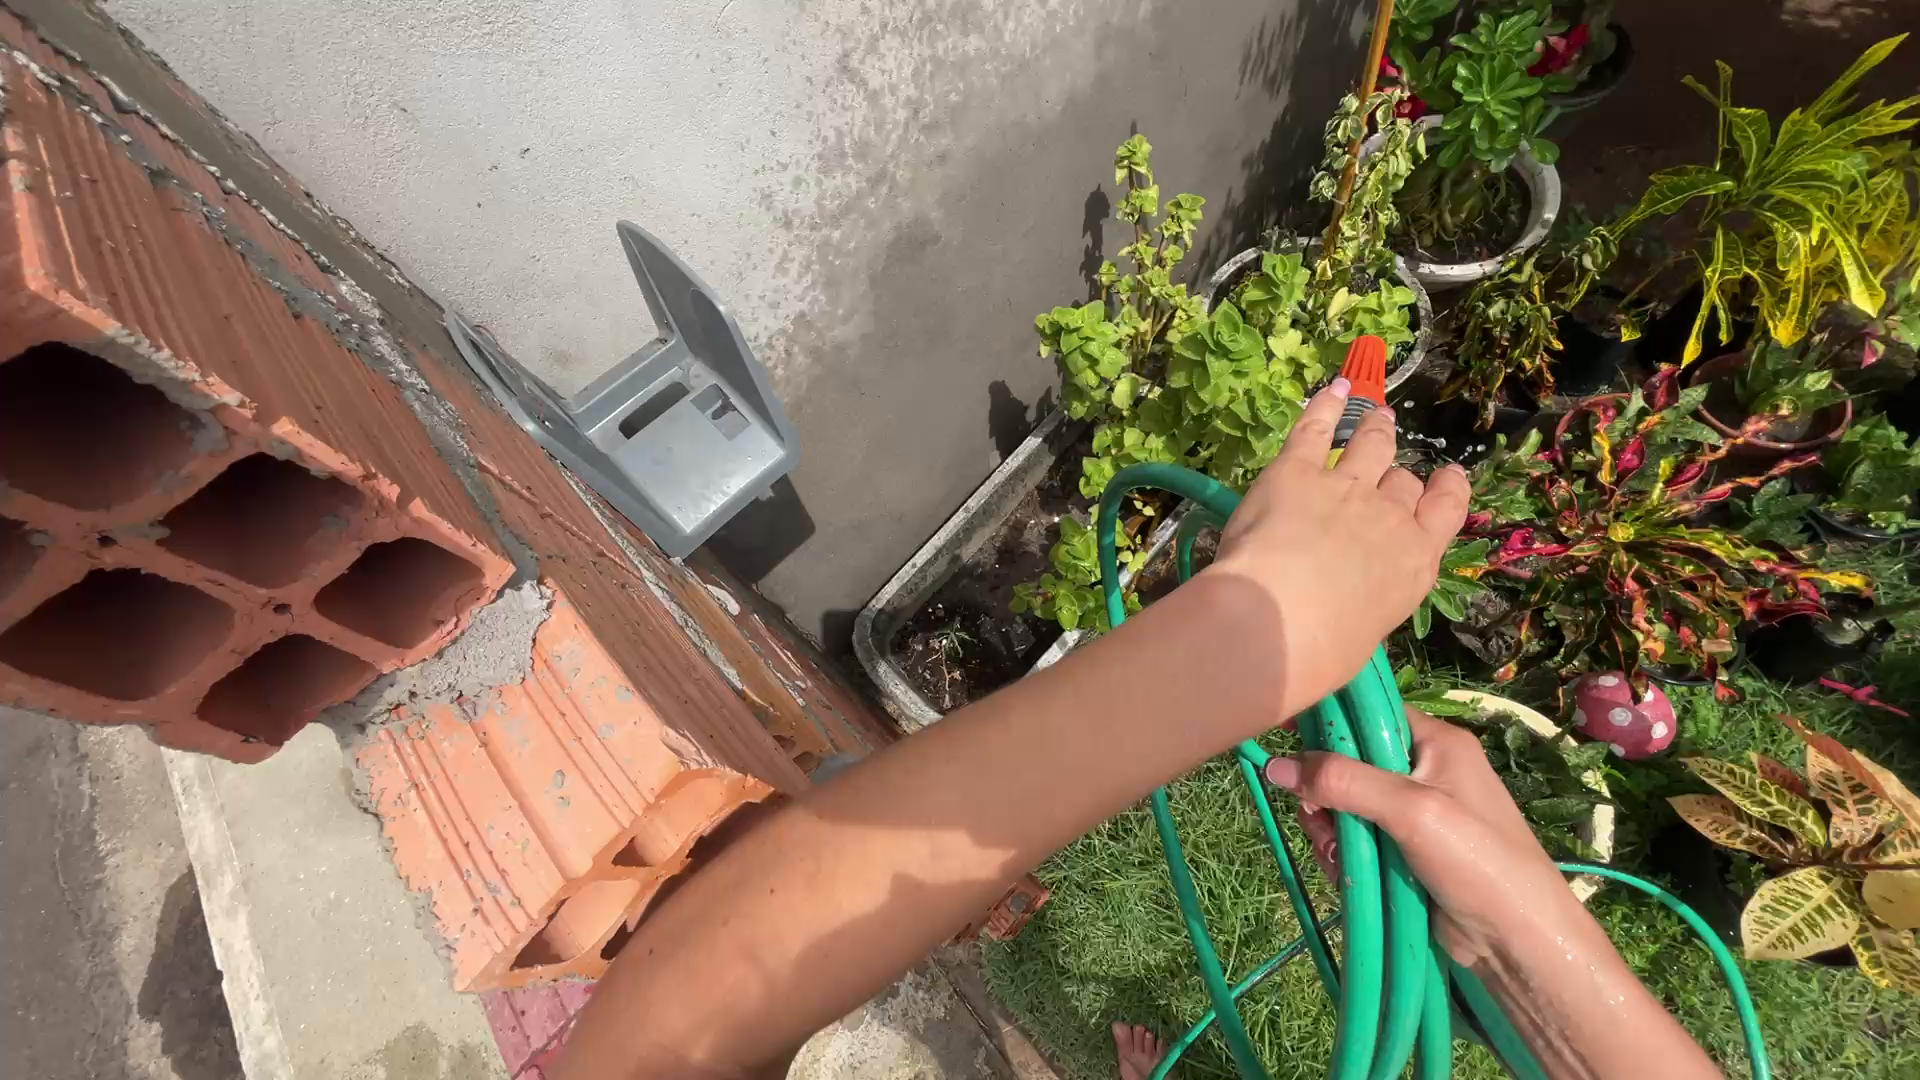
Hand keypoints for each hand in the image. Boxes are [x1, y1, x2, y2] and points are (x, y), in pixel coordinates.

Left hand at [1204, 379, 1468, 714]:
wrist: (1282, 616)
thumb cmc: (1322, 647)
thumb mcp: (1362, 633)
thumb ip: (1364, 603)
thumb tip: (1347, 609)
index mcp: (1414, 562)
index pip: (1443, 513)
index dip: (1445, 490)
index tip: (1448, 477)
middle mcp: (1388, 517)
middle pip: (1401, 482)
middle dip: (1395, 472)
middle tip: (1389, 455)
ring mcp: (1345, 488)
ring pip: (1369, 448)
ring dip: (1374, 430)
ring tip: (1376, 416)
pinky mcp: (1296, 472)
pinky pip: (1316, 430)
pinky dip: (1326, 408)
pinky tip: (1333, 390)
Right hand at [1264, 707, 1588, 964]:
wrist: (1521, 950)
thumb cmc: (1480, 863)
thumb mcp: (1411, 809)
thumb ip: (1343, 781)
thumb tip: (1272, 765)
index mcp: (1434, 741)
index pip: (1367, 709)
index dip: (1325, 717)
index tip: (1284, 733)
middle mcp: (1420, 769)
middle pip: (1344, 758)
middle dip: (1321, 787)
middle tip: (1316, 812)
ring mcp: (1408, 812)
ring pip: (1339, 801)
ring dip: (1327, 825)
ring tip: (1336, 852)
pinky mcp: (1398, 848)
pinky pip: (1349, 835)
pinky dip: (1339, 851)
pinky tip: (1345, 870)